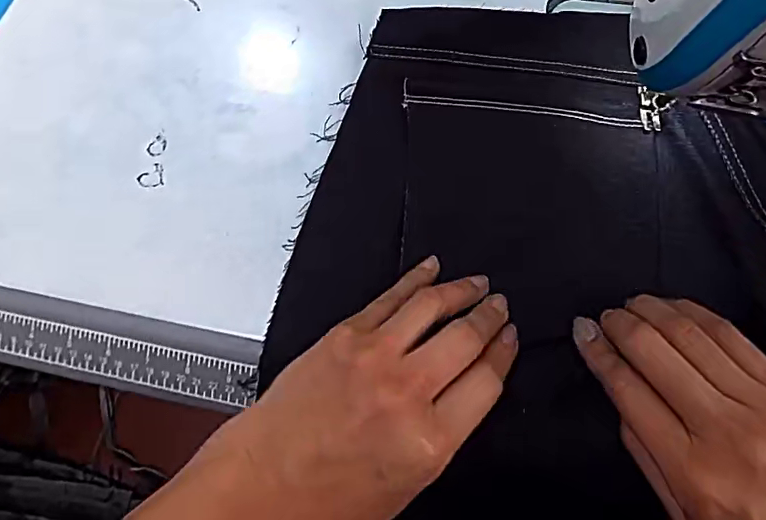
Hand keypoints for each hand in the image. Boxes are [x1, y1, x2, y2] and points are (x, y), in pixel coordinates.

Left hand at [134, 257, 516, 519]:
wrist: (255, 492)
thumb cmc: (321, 505)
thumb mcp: (403, 488)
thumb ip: (442, 434)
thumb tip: (471, 386)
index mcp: (428, 443)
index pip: (488, 380)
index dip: (505, 352)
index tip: (510, 337)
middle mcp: (406, 395)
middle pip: (468, 337)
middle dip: (491, 316)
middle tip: (499, 305)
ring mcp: (375, 357)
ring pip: (435, 305)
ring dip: (462, 289)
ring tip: (476, 284)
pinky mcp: (346, 335)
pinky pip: (393, 295)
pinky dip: (418, 277)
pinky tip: (432, 269)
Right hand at [573, 296, 765, 519]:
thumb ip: (650, 461)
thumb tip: (622, 398)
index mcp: (693, 473)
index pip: (629, 392)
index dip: (599, 354)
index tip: (583, 332)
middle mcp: (723, 430)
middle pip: (655, 352)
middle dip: (621, 324)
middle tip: (606, 314)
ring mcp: (759, 403)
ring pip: (692, 335)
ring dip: (655, 309)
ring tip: (634, 302)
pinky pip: (732, 335)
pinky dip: (697, 312)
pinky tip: (677, 305)